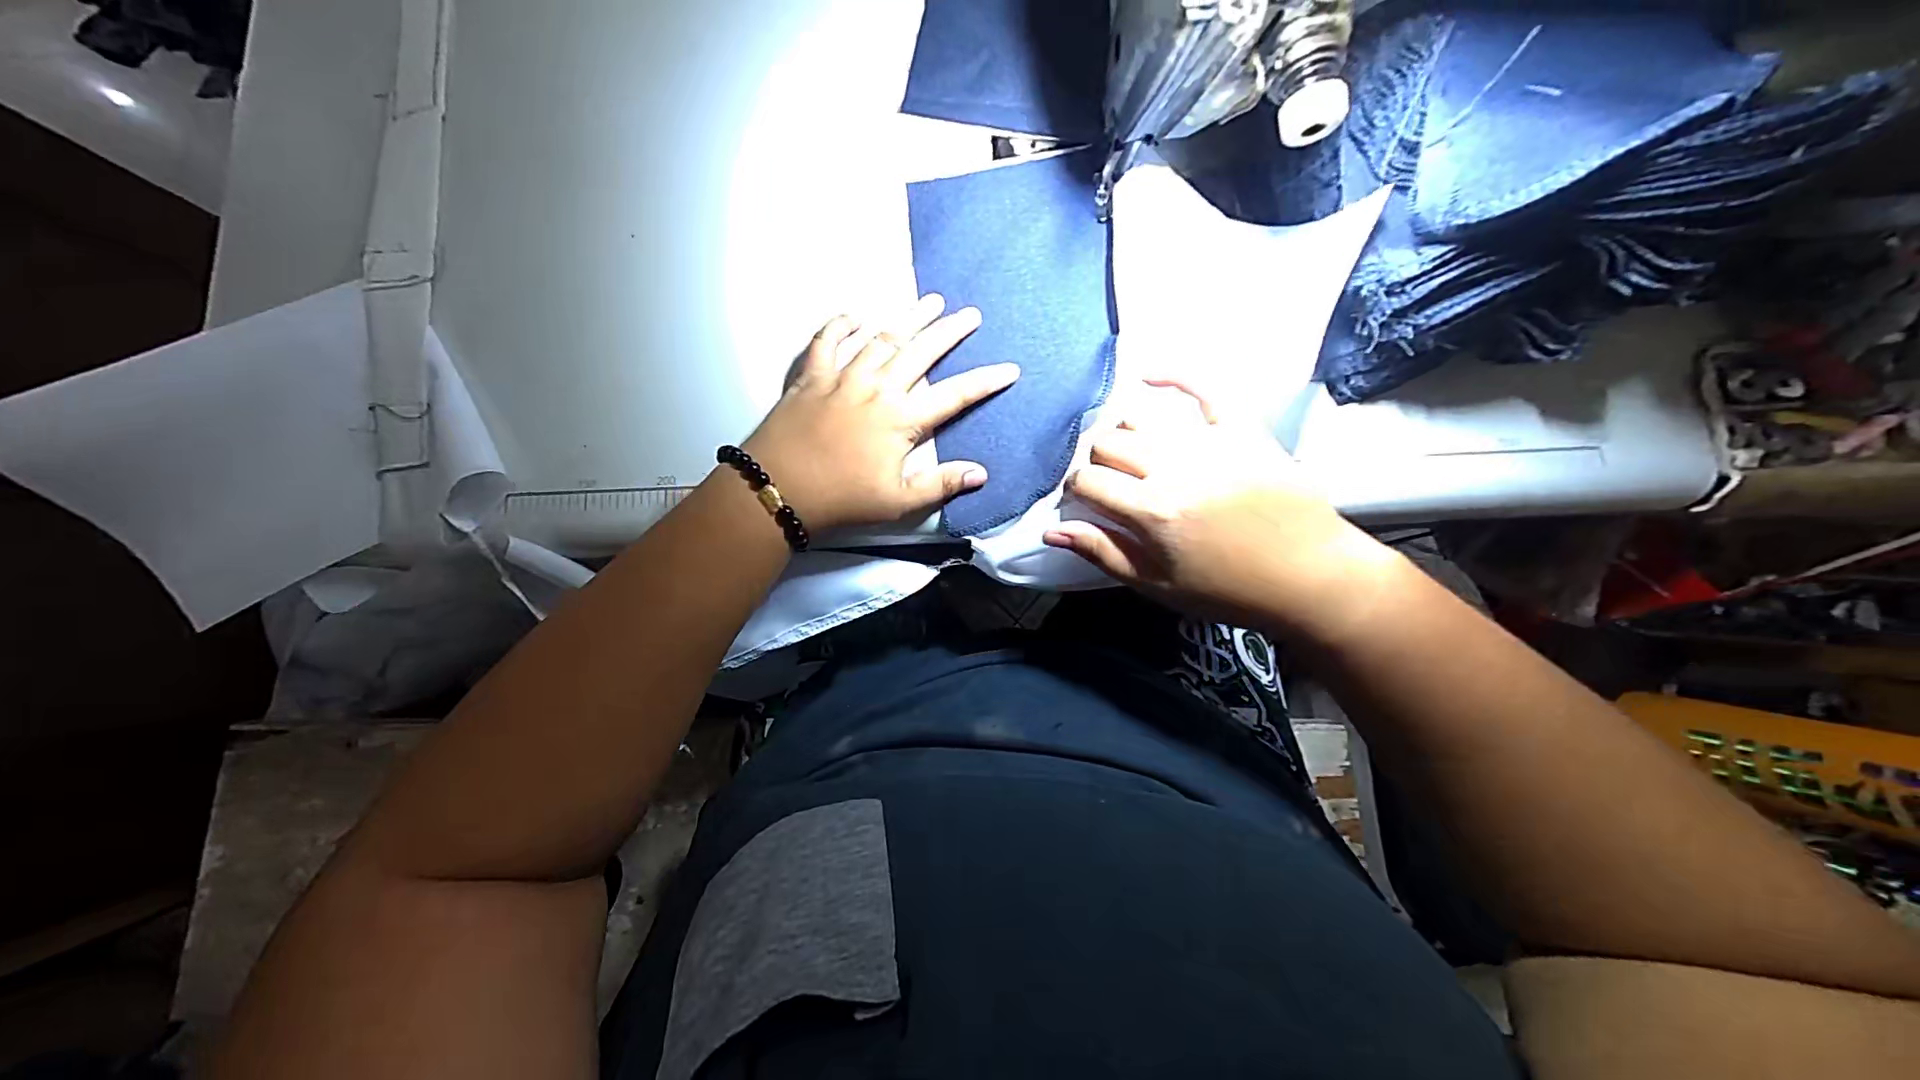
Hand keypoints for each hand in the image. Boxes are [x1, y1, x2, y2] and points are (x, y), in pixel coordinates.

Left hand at [741, 295, 1018, 531]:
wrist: (778, 488)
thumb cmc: (842, 499)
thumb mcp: (898, 501)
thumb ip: (940, 484)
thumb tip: (981, 473)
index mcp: (901, 420)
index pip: (954, 396)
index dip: (985, 382)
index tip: (1010, 369)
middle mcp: (877, 389)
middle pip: (921, 353)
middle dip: (950, 332)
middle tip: (971, 315)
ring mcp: (842, 379)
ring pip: (881, 339)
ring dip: (908, 319)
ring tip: (930, 302)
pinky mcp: (811, 378)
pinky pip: (827, 342)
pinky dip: (840, 326)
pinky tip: (853, 315)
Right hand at [1043, 378, 1402, 642]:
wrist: (1310, 578)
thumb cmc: (1228, 590)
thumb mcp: (1158, 586)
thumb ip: (1103, 552)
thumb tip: (1052, 531)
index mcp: (1150, 511)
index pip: (1087, 482)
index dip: (1076, 490)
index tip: (1084, 500)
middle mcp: (1174, 468)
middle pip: (1107, 444)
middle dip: (1095, 460)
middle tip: (1108, 480)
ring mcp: (1210, 443)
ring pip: (1142, 417)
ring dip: (1124, 430)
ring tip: (1129, 449)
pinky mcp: (1243, 431)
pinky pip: (1204, 389)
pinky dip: (1174, 375)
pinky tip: (1149, 376)